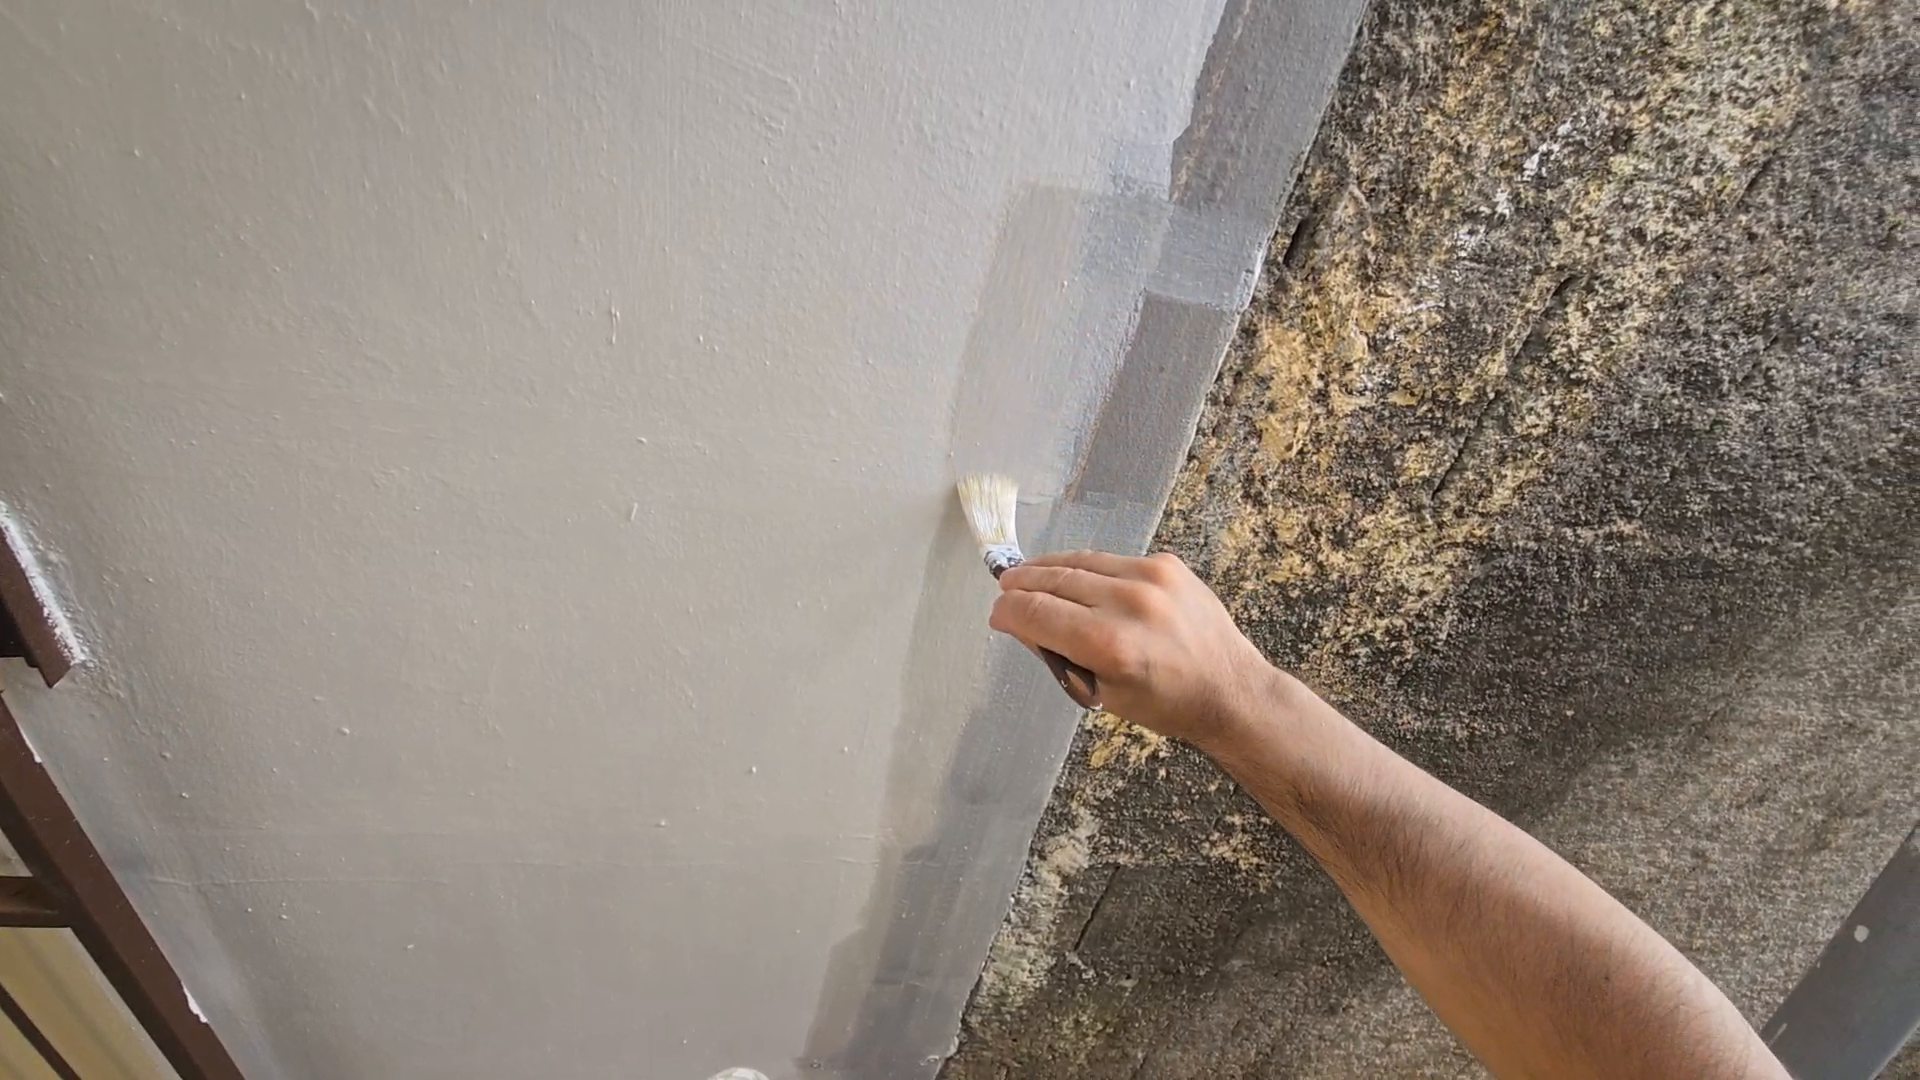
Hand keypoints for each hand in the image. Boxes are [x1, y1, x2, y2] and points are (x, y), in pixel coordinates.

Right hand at [990, 551, 1277, 746]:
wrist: (1231, 689)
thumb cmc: (1164, 704)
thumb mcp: (1102, 693)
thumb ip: (1058, 653)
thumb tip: (1018, 620)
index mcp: (1110, 645)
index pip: (1038, 614)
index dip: (1009, 612)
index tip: (997, 614)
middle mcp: (1129, 603)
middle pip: (1054, 581)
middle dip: (1022, 584)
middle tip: (1004, 587)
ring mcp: (1151, 577)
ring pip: (1079, 562)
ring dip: (1048, 568)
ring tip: (1027, 574)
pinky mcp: (1166, 563)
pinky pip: (1110, 560)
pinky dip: (1085, 568)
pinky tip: (1072, 576)